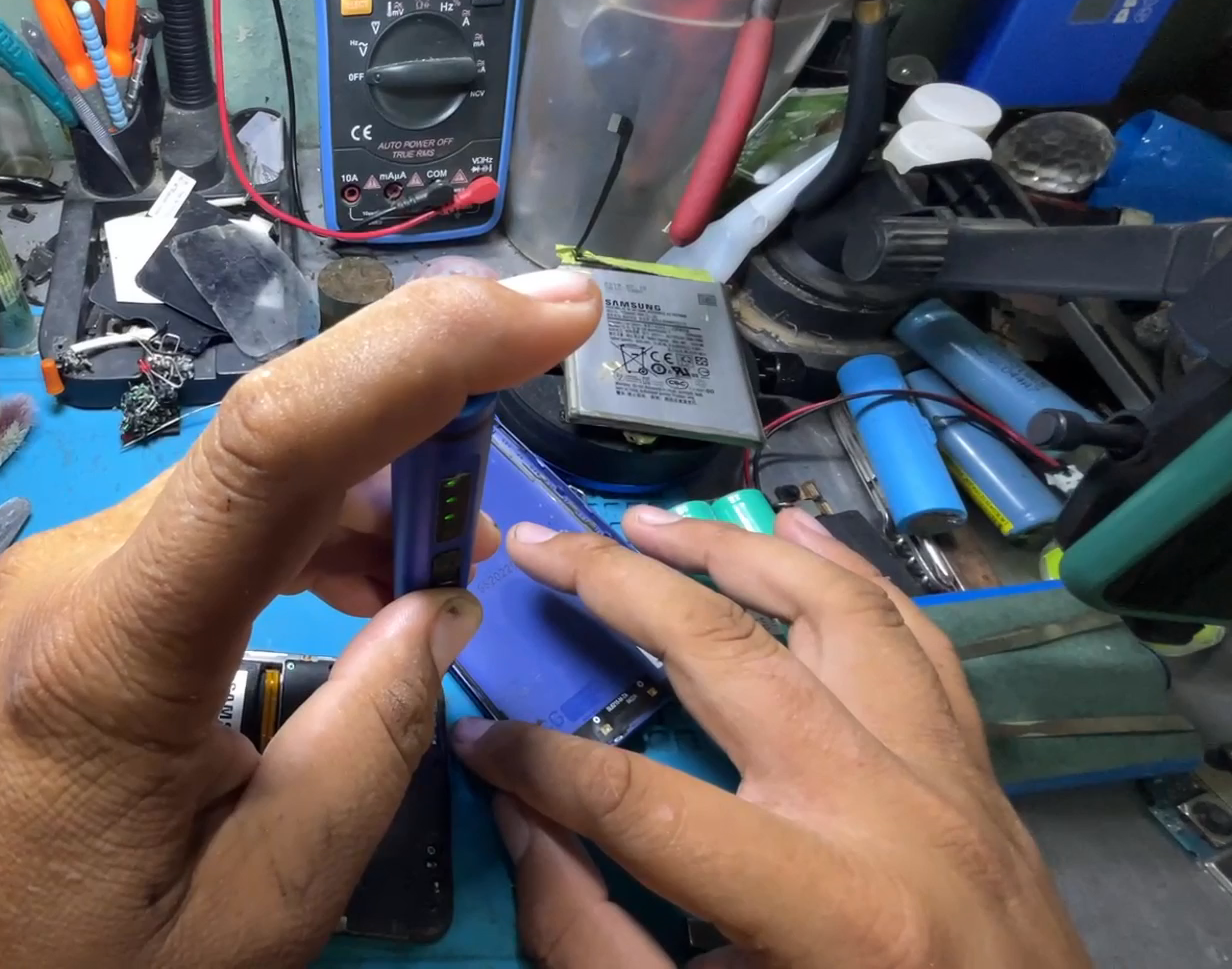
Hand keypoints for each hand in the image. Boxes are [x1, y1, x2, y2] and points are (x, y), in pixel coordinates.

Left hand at [0, 270, 604, 967]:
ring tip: (453, 539)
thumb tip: (439, 604)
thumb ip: (364, 746)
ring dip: (369, 476)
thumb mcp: (254, 906)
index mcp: (111, 651)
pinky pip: (214, 520)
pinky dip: (309, 522)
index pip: (272, 444)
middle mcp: (78, 568)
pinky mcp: (77, 584)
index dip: (416, 351)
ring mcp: (68, 564)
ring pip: (247, 474)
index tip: (542, 310)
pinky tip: (364, 573)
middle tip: (526, 399)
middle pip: (270, 439)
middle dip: (419, 400)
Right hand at [455, 507, 1091, 968]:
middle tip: (534, 545)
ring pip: (833, 609)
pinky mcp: (972, 771)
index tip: (475, 741)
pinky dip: (847, 570)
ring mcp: (948, 779)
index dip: (533, 761)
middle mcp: (894, 811)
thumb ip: (585, 934)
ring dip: (728, 547)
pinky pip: (914, 638)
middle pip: (725, 649)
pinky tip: (792, 528)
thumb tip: (515, 812)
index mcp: (830, 903)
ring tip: (649, 520)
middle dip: (609, 582)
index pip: (633, 794)